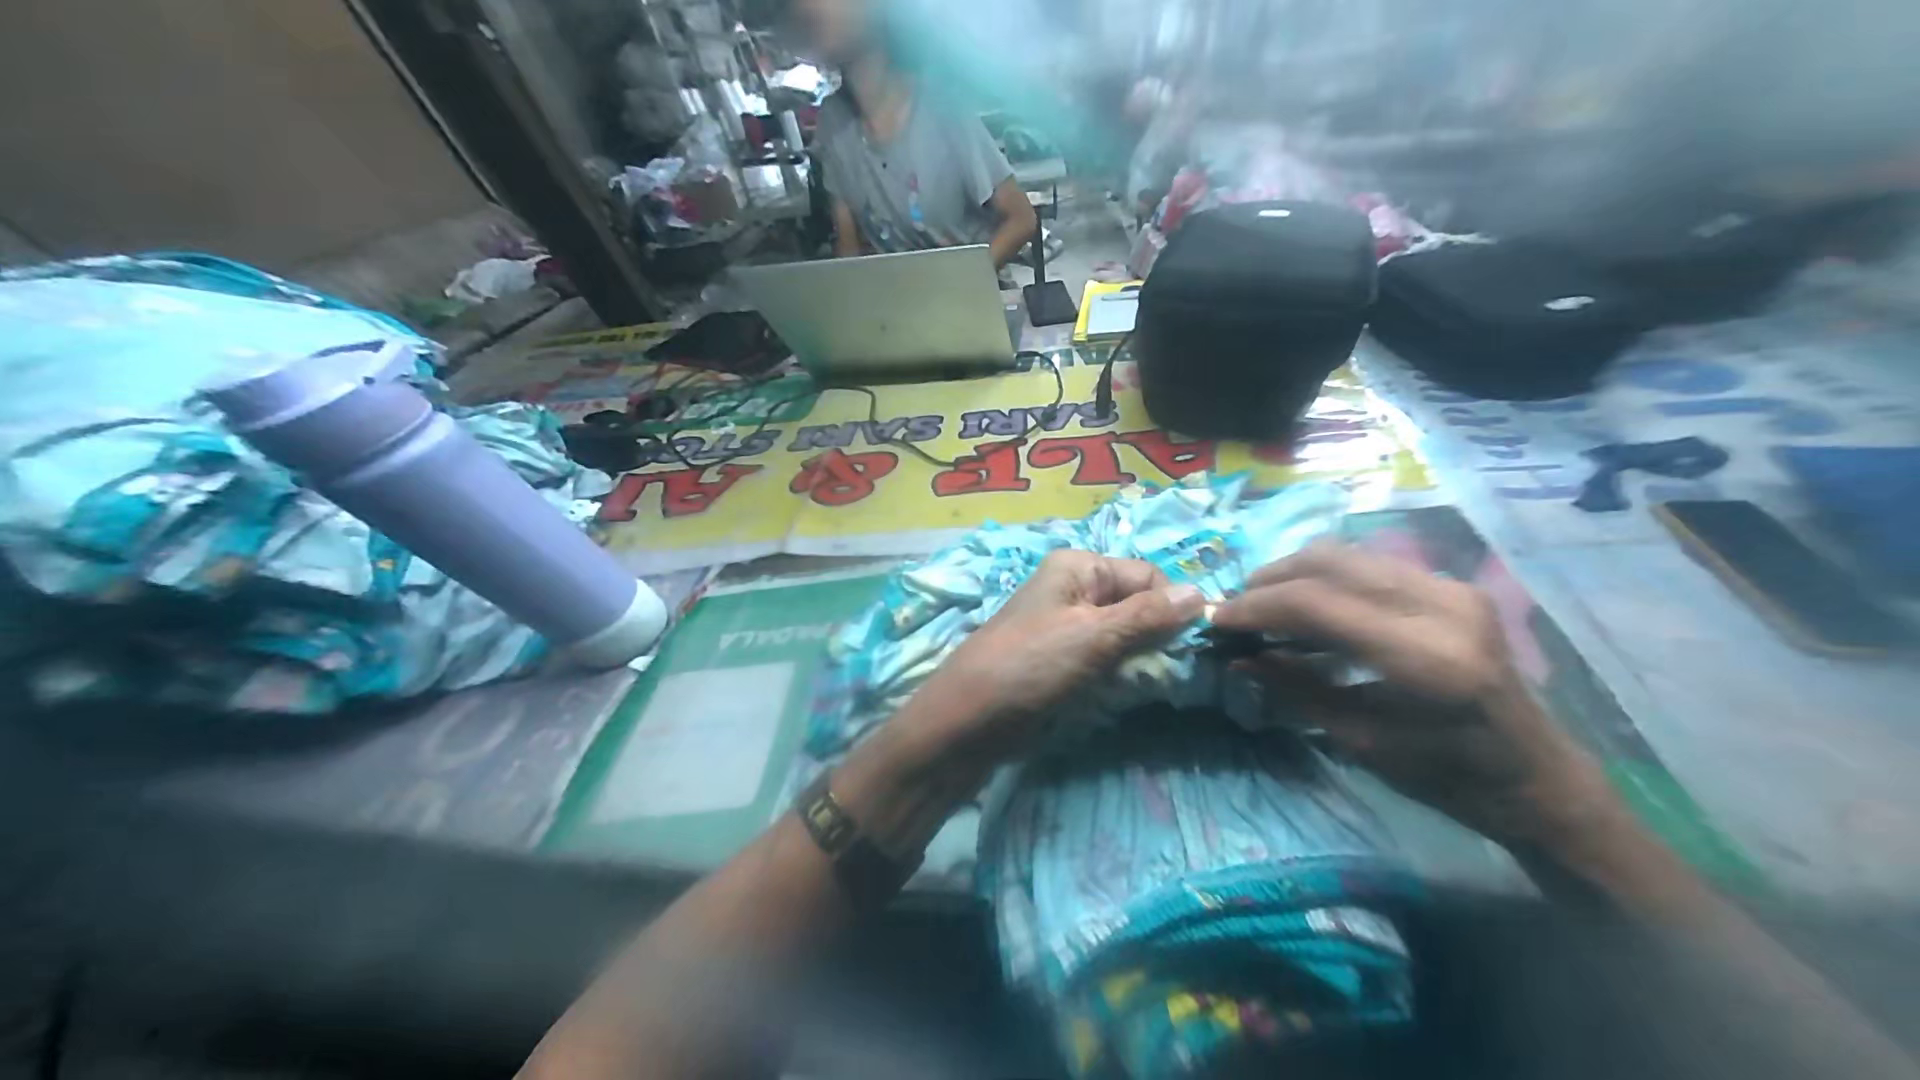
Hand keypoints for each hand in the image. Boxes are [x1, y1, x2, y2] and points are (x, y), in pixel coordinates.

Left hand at [899, 550, 1206, 760]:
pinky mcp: (1067, 661)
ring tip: (1156, 684)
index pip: (1148, 575)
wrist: (970, 719)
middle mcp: (1076, 590)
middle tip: (1177, 671)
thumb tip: (1202, 594)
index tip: (1193, 644)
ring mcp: (1070, 627)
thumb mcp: (1092, 635)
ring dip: (1145, 659)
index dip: (1173, 606)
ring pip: (1127, 636)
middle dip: (1160, 635)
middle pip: (1139, 604)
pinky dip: (1125, 674)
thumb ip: (1148, 616)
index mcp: (1079, 568)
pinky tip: (1133, 693)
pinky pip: (1109, 659)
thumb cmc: (1030, 665)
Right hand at [1212, 541, 1617, 844]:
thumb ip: (1296, 688)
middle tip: (1236, 611)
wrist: (1540, 778)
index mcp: (1424, 657)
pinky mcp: (1452, 587)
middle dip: (1268, 582)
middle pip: (1327, 562)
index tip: (1216, 620)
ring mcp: (1452, 589)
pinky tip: (1306, 610)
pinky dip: (1323, 579)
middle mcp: (1441, 606)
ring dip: (1292, 575)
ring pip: (1345, 554)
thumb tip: (1237, 656)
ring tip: (1263, 608)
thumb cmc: (1448, 779)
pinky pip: (1367, 565)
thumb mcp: (1360, 740)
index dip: (1255, 606)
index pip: (1315, 602)